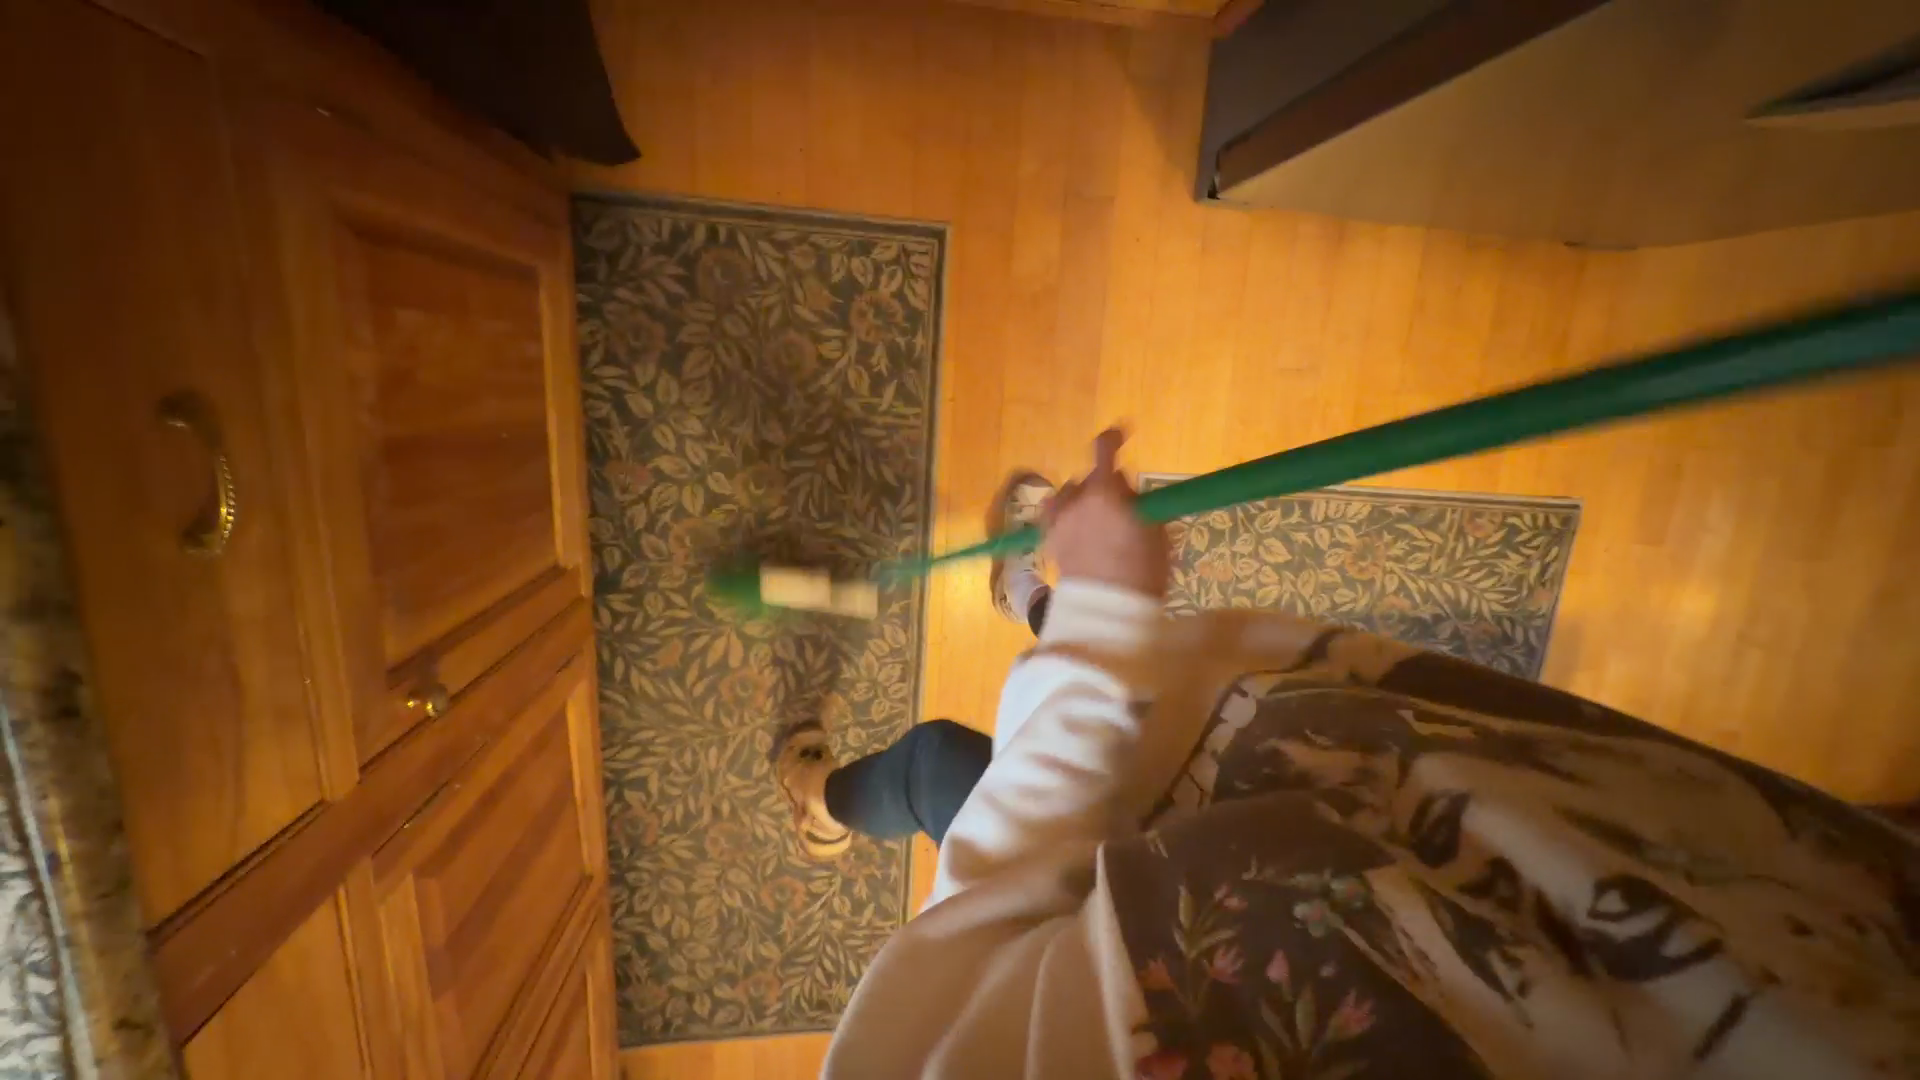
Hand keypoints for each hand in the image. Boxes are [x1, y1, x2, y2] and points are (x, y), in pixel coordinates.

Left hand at [1043, 428, 1169, 599]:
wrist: (1107, 606)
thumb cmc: (1142, 570)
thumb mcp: (1156, 532)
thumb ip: (1140, 504)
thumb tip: (1127, 492)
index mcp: (1105, 492)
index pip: (1104, 450)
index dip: (1113, 439)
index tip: (1120, 434)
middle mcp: (1076, 499)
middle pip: (1091, 478)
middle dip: (1105, 485)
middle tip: (1122, 506)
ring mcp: (1058, 519)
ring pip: (1069, 495)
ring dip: (1082, 499)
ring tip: (1095, 518)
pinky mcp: (1049, 539)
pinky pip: (1053, 514)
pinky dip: (1063, 514)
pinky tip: (1073, 525)